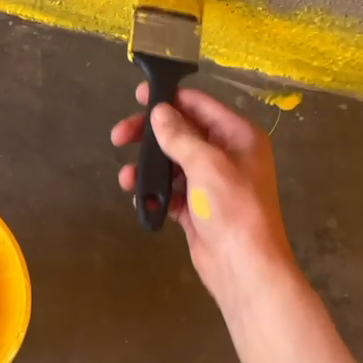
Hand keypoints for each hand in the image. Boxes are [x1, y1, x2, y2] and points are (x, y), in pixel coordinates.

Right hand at [113, 85, 295, 308]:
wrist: (243, 264)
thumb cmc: (232, 207)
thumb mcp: (206, 164)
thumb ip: (179, 136)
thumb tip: (159, 112)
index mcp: (237, 136)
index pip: (200, 106)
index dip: (169, 99)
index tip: (138, 97)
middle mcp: (226, 155)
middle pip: (182, 134)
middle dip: (150, 136)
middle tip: (119, 137)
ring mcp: (211, 184)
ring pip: (172, 165)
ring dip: (148, 168)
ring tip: (125, 178)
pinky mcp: (197, 209)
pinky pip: (171, 192)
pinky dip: (154, 193)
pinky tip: (138, 197)